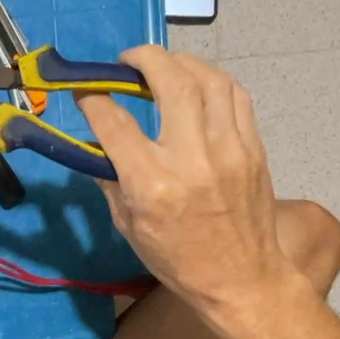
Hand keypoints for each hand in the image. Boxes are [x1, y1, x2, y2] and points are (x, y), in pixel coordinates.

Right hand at [77, 46, 301, 313]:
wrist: (241, 278)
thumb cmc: (175, 259)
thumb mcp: (127, 225)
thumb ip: (111, 179)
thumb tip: (96, 144)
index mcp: (151, 185)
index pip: (116, 123)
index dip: (95, 100)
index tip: (86, 92)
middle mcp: (190, 159)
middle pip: (171, 84)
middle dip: (145, 60)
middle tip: (127, 60)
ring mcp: (229, 149)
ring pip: (208, 80)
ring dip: (181, 62)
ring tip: (162, 65)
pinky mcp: (253, 147)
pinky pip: (234, 96)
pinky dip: (211, 79)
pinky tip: (195, 81)